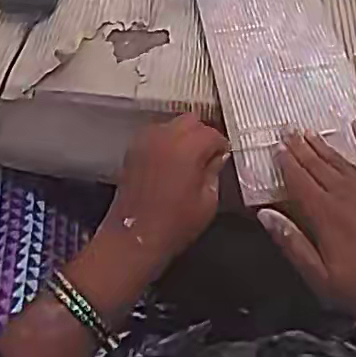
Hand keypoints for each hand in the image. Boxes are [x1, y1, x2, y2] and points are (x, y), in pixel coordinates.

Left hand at [99, 114, 229, 273]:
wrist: (134, 235)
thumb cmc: (176, 223)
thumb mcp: (208, 201)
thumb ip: (214, 172)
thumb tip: (216, 158)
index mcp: (188, 147)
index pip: (212, 133)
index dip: (221, 146)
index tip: (222, 158)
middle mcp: (165, 135)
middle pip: (191, 120)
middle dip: (202, 135)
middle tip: (206, 156)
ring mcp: (146, 139)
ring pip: (171, 124)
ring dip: (182, 136)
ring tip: (186, 159)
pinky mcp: (133, 147)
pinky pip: (155, 134)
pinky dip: (165, 141)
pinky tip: (168, 161)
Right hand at [259, 123, 355, 331]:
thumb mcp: (321, 279)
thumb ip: (292, 244)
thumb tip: (264, 214)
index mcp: (326, 215)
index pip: (299, 182)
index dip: (286, 163)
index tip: (276, 148)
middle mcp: (348, 196)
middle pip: (318, 166)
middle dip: (301, 148)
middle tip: (288, 131)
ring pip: (343, 162)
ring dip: (324, 146)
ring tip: (310, 132)